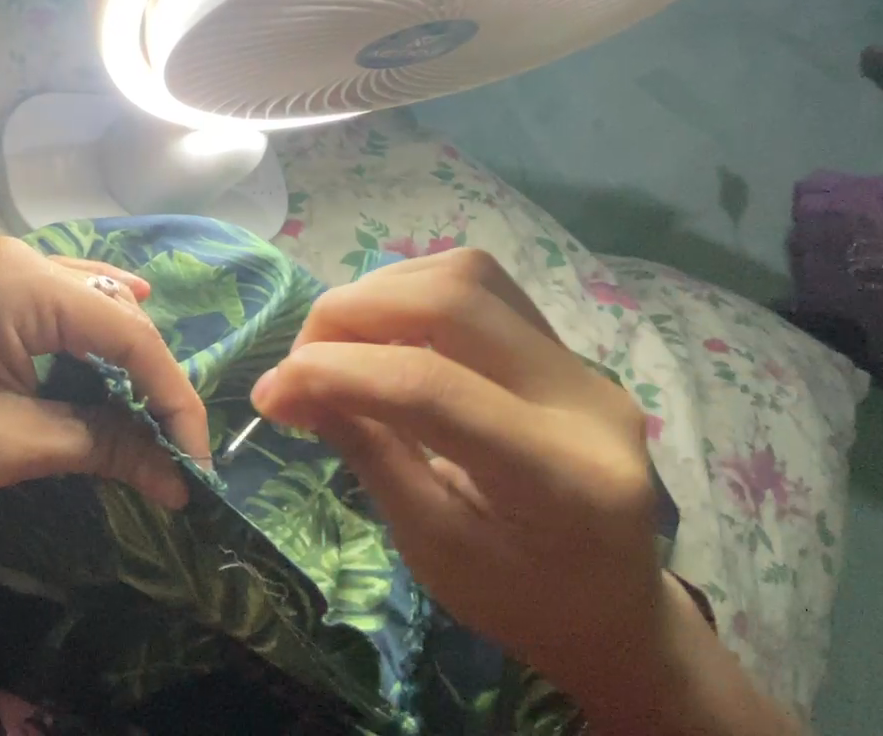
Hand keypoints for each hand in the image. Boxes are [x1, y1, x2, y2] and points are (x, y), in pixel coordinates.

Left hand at [0, 237, 209, 509]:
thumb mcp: (11, 443)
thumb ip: (102, 446)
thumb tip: (179, 478)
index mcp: (22, 283)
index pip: (129, 332)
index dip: (173, 397)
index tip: (194, 461)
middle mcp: (18, 257)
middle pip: (115, 312)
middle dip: (151, 379)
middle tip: (174, 445)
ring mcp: (0, 266)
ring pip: (92, 303)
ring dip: (126, 356)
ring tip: (156, 409)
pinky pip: (62, 302)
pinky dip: (93, 336)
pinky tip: (117, 349)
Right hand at [250, 249, 664, 683]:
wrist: (611, 608)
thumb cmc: (515, 597)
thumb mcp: (428, 543)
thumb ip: (364, 450)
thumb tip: (284, 387)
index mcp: (558, 478)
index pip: (428, 387)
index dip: (332, 373)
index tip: (270, 392)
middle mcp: (585, 402)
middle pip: (451, 301)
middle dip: (349, 314)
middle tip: (302, 361)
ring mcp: (583, 365)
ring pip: (465, 274)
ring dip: (378, 293)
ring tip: (339, 343)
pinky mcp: (565, 349)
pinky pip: (479, 285)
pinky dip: (407, 292)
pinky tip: (381, 333)